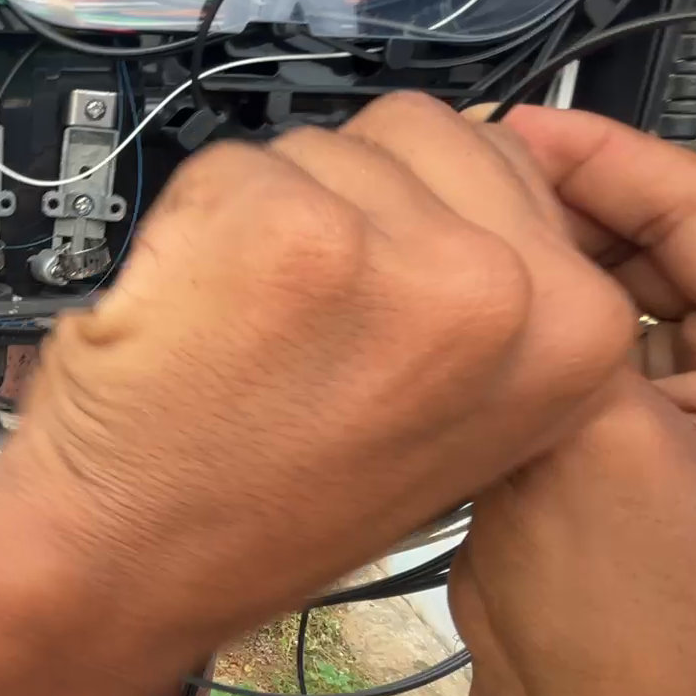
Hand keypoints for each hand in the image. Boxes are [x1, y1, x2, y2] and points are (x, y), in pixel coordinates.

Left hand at [3, 92, 634, 651]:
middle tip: (279, 307)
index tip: (346, 267)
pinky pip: (223, 168)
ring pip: (303, 151)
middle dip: (325, 200)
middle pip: (395, 138)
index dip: (390, 207)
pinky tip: (180, 310)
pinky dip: (182, 224)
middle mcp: (501, 286)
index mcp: (566, 333)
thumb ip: (457, 295)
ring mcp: (388, 251)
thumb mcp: (425, 417)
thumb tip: (426, 190)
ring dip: (253, 218)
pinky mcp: (280, 230)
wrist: (129, 557)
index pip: (484, 160)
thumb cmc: (250, 508)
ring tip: (231, 323)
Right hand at [435, 108, 695, 695]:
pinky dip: (536, 321)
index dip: (612, 158)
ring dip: (547, 265)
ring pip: (624, 298)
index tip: (512, 121)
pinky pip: (592, 350)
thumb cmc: (624, 613)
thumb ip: (568, 323)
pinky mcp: (644, 440)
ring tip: (456, 225)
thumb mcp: (600, 447)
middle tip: (462, 172)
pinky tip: (471, 299)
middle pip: (674, 249)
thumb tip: (508, 219)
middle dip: (570, 208)